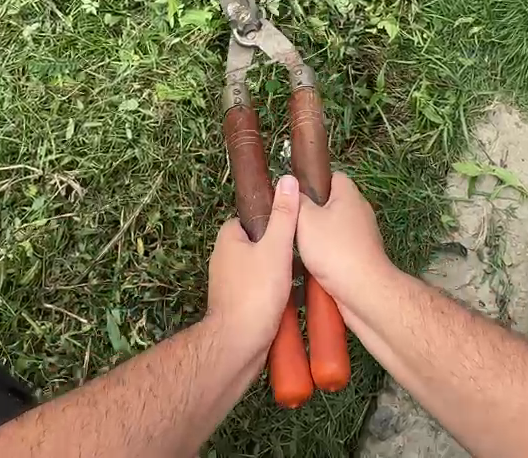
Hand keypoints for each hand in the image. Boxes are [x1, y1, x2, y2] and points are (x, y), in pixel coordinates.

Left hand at [204, 174, 299, 362]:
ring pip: (261, 269)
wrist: (238, 347)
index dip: (273, 220)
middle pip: (259, 244)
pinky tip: (294, 301)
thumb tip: (288, 179)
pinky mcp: (237, 307)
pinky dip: (275, 294)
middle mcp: (224, 259)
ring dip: (280, 274)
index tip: (295, 226)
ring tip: (304, 278)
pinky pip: (260, 291)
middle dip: (280, 250)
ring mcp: (229, 285)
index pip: (252, 217)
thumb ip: (284, 215)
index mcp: (228, 238)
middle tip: (303, 253)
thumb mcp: (276, 247)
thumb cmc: (256, 292)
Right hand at [295, 172, 395, 302]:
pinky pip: (340, 249)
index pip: (331, 176)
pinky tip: (311, 266)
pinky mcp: (362, 256)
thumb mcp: (306, 219)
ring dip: (318, 238)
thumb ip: (297, 200)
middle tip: (292, 223)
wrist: (363, 291)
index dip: (312, 182)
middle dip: (312, 214)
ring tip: (297, 247)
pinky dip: (327, 256)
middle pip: (331, 204)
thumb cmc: (334, 250)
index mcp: (349, 194)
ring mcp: (363, 235)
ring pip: (333, 229)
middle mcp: (359, 210)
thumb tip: (290, 186)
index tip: (295, 196)